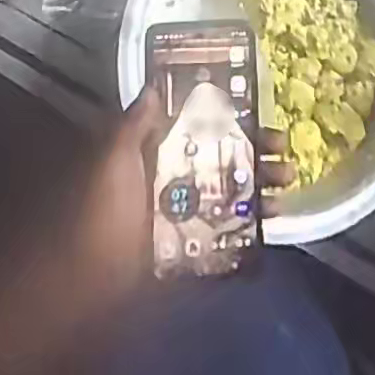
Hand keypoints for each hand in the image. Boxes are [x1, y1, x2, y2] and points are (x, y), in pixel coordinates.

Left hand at [87, 86, 296, 285]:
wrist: (88, 287)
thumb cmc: (104, 216)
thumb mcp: (113, 162)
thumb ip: (133, 127)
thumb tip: (152, 87)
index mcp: (156, 157)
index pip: (201, 131)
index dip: (232, 122)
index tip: (261, 116)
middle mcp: (173, 183)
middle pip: (223, 162)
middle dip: (255, 156)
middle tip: (284, 154)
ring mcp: (185, 218)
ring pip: (231, 197)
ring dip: (260, 191)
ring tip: (285, 188)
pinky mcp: (192, 251)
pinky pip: (228, 236)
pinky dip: (251, 232)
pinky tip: (272, 228)